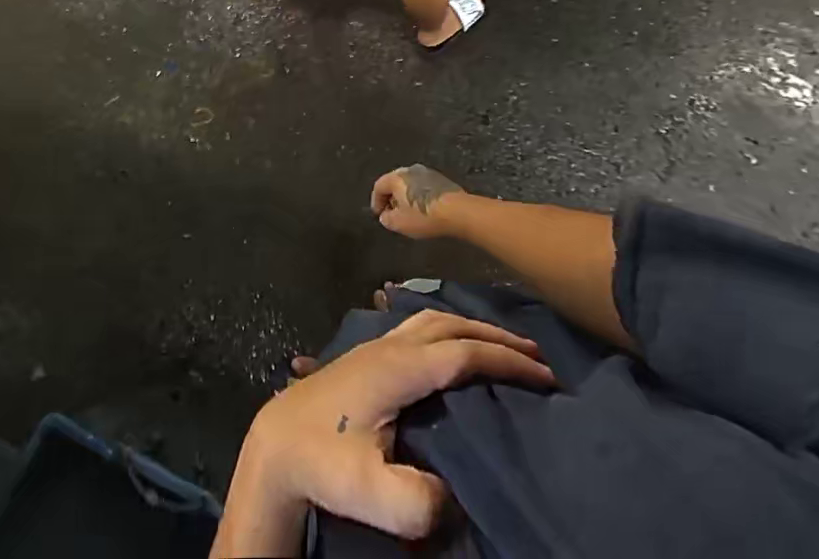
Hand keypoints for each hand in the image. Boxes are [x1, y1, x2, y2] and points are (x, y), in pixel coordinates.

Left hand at [217, 311, 555, 553]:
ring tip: (500, 345)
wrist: (272, 445)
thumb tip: (450, 494)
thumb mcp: (364, 491)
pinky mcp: (366, 353)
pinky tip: (448, 344)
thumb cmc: (319, 463)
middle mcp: (392, 346)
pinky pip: (419, 326)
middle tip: (536, 354)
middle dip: (497, 338)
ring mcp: (377, 345)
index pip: (465, 354)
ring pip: (434, 319)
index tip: (545, 376)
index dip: (507, 362)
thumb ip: (411, 500)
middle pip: (454, 326)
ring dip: (471, 328)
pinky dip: (448, 328)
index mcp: (400, 368)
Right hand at [371, 165, 465, 239]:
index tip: (379, 215)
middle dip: (391, 198)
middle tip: (392, 214)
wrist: (457, 211)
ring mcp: (428, 173)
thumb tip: (386, 215)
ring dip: (406, 197)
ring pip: (410, 184)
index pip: (379, 186)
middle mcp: (411, 170)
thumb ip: (386, 218)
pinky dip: (419, 197)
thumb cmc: (423, 216)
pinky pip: (423, 187)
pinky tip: (424, 210)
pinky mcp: (442, 179)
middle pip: (395, 183)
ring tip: (408, 214)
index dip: (376, 201)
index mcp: (397, 177)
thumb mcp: (398, 223)